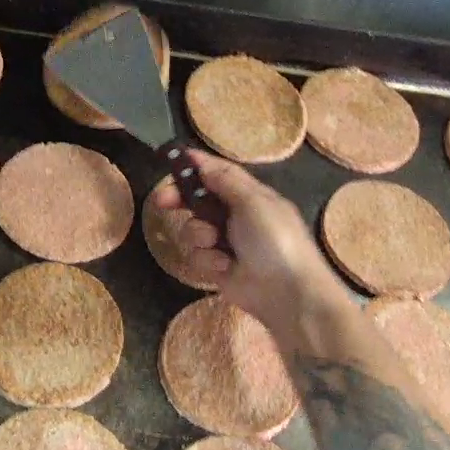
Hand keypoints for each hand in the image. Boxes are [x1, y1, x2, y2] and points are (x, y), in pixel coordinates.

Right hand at [151, 150, 350, 346]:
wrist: (286, 291)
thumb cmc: (274, 239)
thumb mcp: (254, 202)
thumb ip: (226, 181)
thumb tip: (204, 165)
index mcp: (250, 195)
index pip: (220, 173)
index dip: (198, 165)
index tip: (174, 159)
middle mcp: (236, 215)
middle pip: (199, 199)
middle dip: (181, 199)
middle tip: (162, 200)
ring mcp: (226, 242)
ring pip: (194, 228)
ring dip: (199, 234)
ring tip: (214, 243)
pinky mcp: (218, 266)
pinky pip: (198, 255)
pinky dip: (207, 259)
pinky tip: (223, 266)